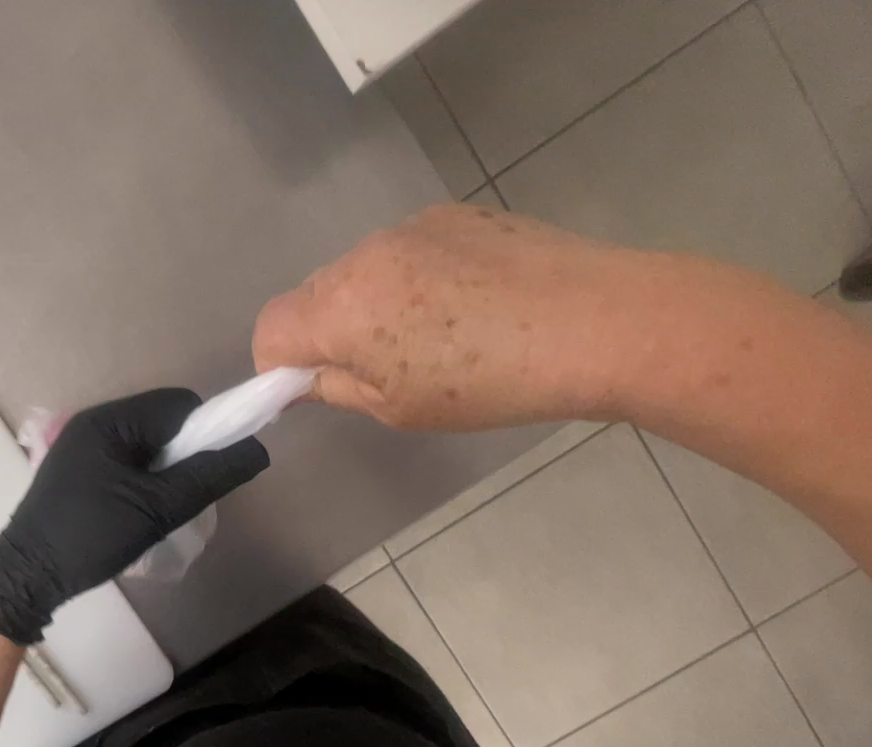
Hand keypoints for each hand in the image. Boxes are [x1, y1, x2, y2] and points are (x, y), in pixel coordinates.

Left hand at [0, 389, 268, 643]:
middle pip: (164, 423)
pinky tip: (147, 512)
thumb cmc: (90, 536)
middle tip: (191, 496)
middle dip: (188, 454)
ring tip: (168, 508)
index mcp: (110, 421)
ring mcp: (84, 449)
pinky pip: (129, 463)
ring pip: (149, 446)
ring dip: (169, 471)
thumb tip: (258, 451)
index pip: (179, 404)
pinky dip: (147, 482)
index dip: (208, 431)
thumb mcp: (157, 509)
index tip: (214, 471)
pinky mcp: (80, 473)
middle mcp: (95, 424)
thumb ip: (209, 477)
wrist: (28, 575)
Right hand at [252, 203, 666, 430]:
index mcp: (341, 309)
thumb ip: (333, 387)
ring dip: (367, 305)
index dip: (278, 366)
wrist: (601, 323)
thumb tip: (299, 379)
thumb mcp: (397, 408)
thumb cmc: (490, 384)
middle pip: (309, 297)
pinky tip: (462, 303)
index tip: (314, 387)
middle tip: (381, 367)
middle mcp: (362, 256)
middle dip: (324, 334)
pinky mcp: (451, 213)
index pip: (270, 328)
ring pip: (355, 272)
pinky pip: (401, 252)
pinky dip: (408, 280)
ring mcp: (408, 228)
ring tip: (431, 335)